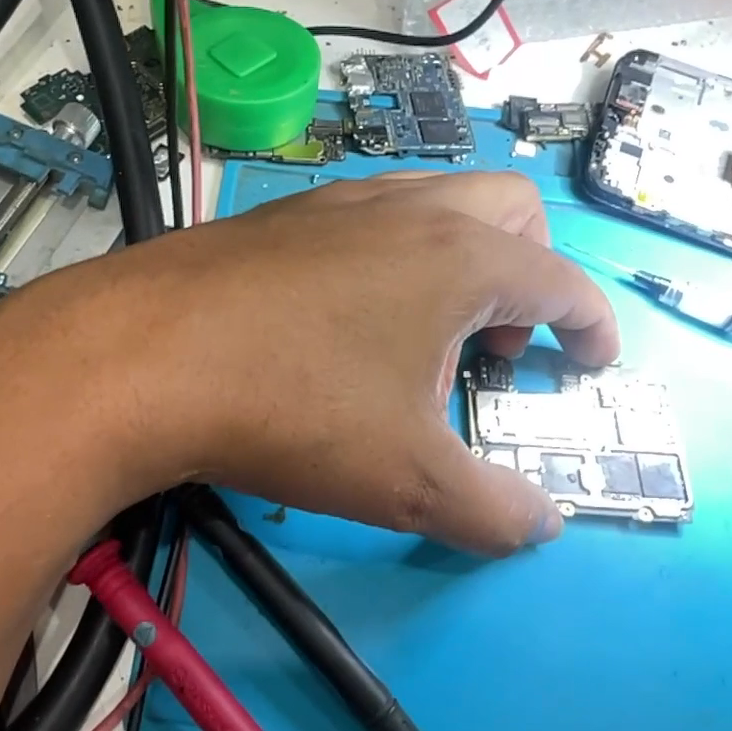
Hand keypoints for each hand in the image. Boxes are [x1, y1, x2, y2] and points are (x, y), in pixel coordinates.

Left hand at [0, 171, 618, 555]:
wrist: (137, 358)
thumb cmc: (294, 411)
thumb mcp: (408, 482)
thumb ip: (494, 511)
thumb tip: (542, 526)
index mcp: (462, 258)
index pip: (564, 279)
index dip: (594, 325)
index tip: (591, 363)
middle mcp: (406, 211)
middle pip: (509, 211)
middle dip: (528, 277)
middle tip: (494, 349)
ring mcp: (334, 204)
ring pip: (432, 205)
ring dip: (456, 262)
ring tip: (417, 338)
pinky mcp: (275, 218)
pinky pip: (362, 221)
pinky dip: (387, 260)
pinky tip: (340, 322)